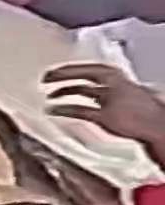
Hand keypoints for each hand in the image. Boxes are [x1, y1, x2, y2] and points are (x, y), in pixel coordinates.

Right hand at [46, 63, 164, 147]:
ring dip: (70, 89)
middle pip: (93, 75)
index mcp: (120, 86)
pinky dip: (77, 101)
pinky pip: (95, 100)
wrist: (160, 134)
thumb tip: (53, 109)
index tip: (51, 74)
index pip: (92, 71)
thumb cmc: (139, 125)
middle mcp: (122, 88)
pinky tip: (64, 107)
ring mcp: (122, 97)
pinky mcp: (120, 106)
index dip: (69, 71)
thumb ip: (76, 111)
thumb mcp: (101, 117)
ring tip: (52, 95)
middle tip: (50, 78)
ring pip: (92, 88)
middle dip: (69, 75)